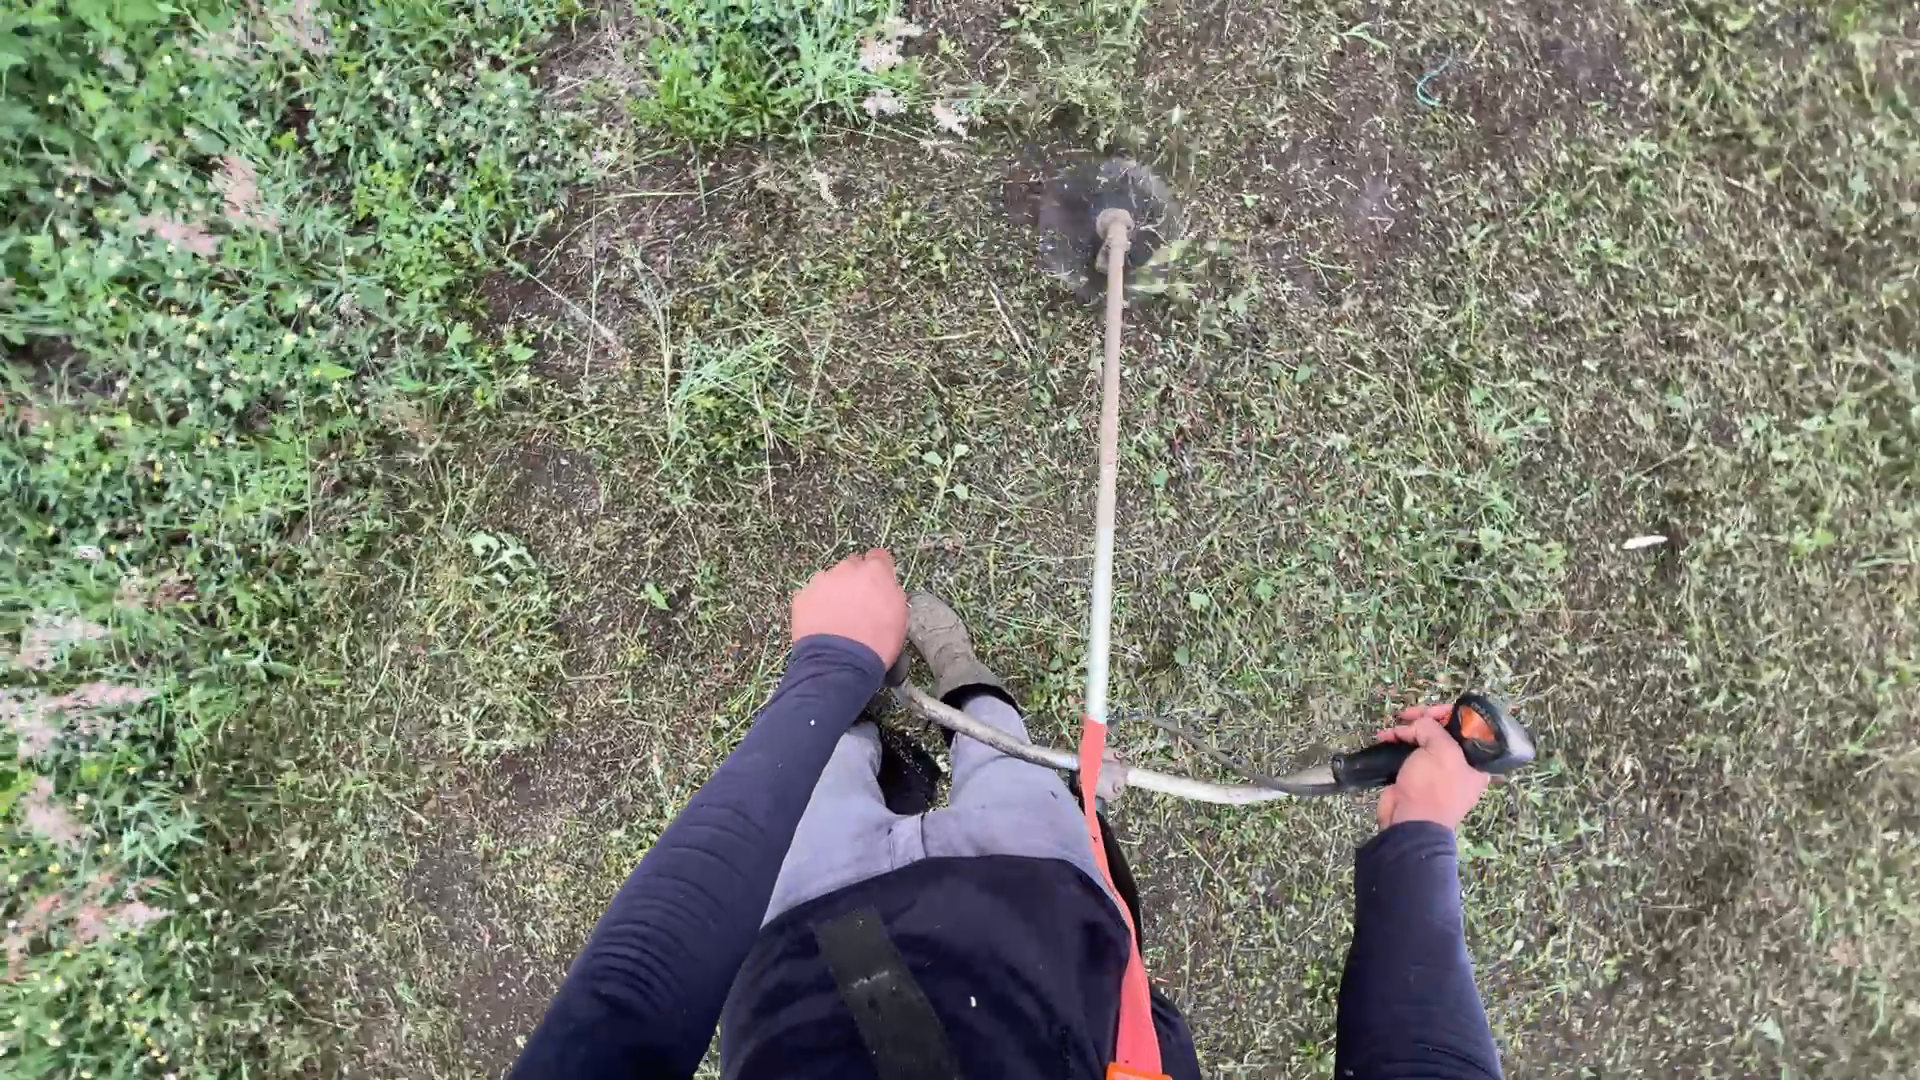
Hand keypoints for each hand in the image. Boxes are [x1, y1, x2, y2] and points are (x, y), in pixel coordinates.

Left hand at [790, 549, 908, 665]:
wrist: (840, 663)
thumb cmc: (875, 645)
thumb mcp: (900, 617)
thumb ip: (892, 593)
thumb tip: (887, 589)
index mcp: (876, 572)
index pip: (879, 557)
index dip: (879, 570)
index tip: (877, 582)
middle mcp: (848, 570)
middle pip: (853, 566)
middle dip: (855, 581)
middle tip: (857, 605)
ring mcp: (822, 582)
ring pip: (830, 580)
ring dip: (834, 593)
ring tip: (838, 619)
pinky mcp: (802, 596)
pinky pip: (811, 596)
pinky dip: (815, 606)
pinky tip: (822, 625)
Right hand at [1373, 704, 1489, 831]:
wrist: (1411, 819)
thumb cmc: (1434, 786)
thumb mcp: (1441, 751)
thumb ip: (1432, 728)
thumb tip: (1416, 724)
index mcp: (1476, 760)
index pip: (1468, 726)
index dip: (1447, 714)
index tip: (1427, 712)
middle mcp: (1459, 762)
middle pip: (1443, 730)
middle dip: (1423, 719)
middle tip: (1406, 716)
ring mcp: (1436, 768)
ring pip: (1423, 738)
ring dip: (1406, 729)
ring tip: (1390, 731)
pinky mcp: (1416, 773)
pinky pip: (1409, 750)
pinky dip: (1397, 741)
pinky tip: (1384, 738)